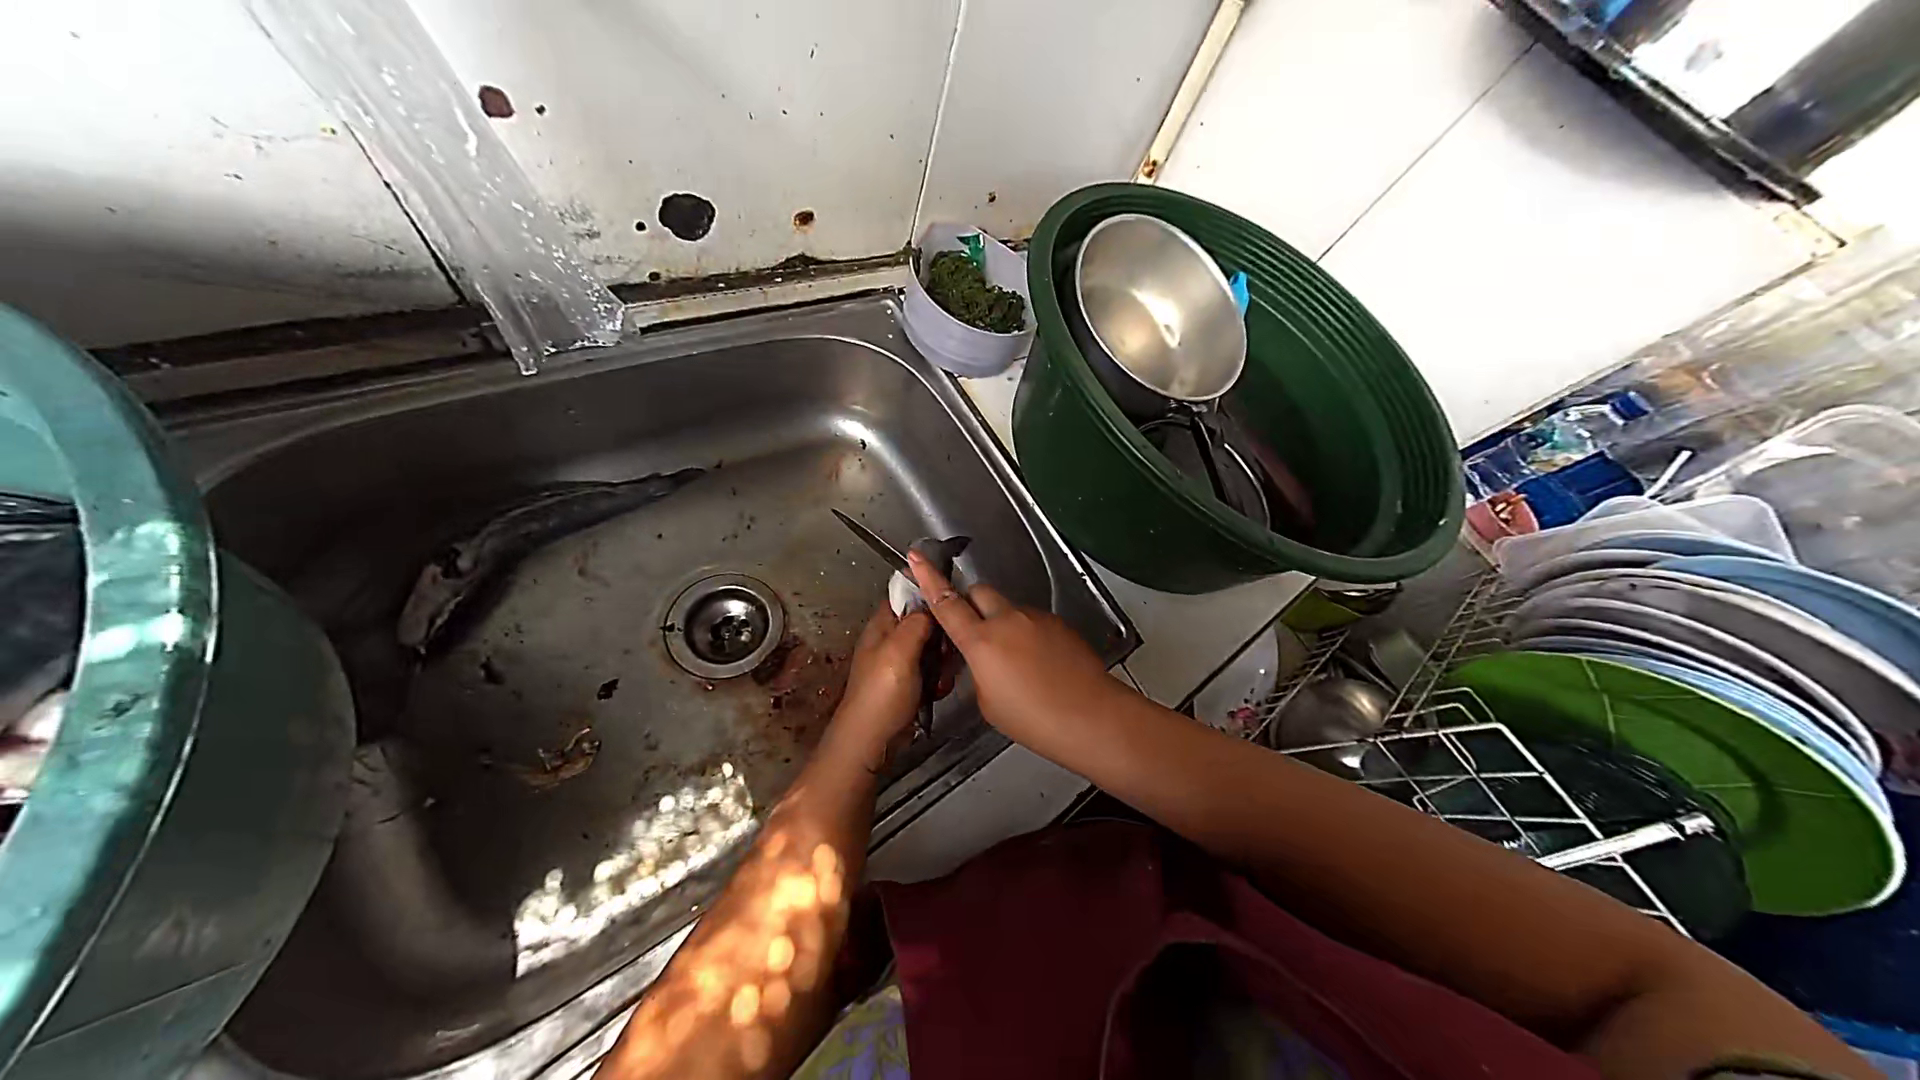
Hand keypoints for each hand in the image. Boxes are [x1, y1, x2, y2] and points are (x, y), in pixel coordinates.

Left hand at [820, 605, 932, 771]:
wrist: (871, 742)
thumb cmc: (881, 695)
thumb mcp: (898, 651)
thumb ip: (915, 623)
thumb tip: (929, 604)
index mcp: (881, 626)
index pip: (904, 595)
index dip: (926, 594)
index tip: (949, 603)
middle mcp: (889, 641)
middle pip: (924, 623)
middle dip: (941, 635)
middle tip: (948, 650)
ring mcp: (899, 664)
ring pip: (931, 648)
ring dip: (942, 660)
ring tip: (944, 675)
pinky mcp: (909, 684)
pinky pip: (931, 671)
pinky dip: (939, 679)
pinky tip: (940, 689)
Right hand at [906, 550, 1125, 749]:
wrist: (1089, 715)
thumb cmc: (1036, 719)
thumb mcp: (988, 702)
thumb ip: (977, 670)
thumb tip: (982, 660)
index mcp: (981, 641)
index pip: (946, 602)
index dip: (928, 577)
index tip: (917, 558)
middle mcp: (1007, 620)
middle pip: (979, 592)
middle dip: (971, 604)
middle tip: (973, 629)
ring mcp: (1035, 618)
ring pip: (1008, 608)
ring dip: (1003, 623)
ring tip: (1016, 661)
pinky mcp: (1058, 623)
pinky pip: (1033, 620)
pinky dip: (1028, 634)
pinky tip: (1039, 663)